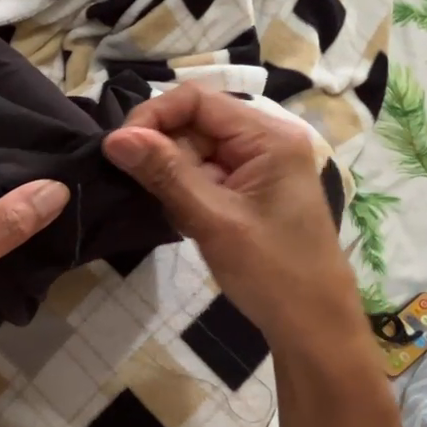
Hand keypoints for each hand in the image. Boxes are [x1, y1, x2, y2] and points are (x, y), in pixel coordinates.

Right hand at [101, 84, 364, 353]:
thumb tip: (114, 139)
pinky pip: (201, 174)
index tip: (121, 150)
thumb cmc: (272, 272)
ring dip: (169, 175)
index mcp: (268, 137)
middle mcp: (264, 141)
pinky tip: (181, 219)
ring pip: (191, 149)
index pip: (195, 100)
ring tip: (167, 210)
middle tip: (142, 188)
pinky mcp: (246, 190)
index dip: (152, 117)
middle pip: (192, 122)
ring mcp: (256, 167)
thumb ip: (164, 174)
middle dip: (160, 150)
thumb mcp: (213, 220)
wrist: (312, 327)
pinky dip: (182, 192)